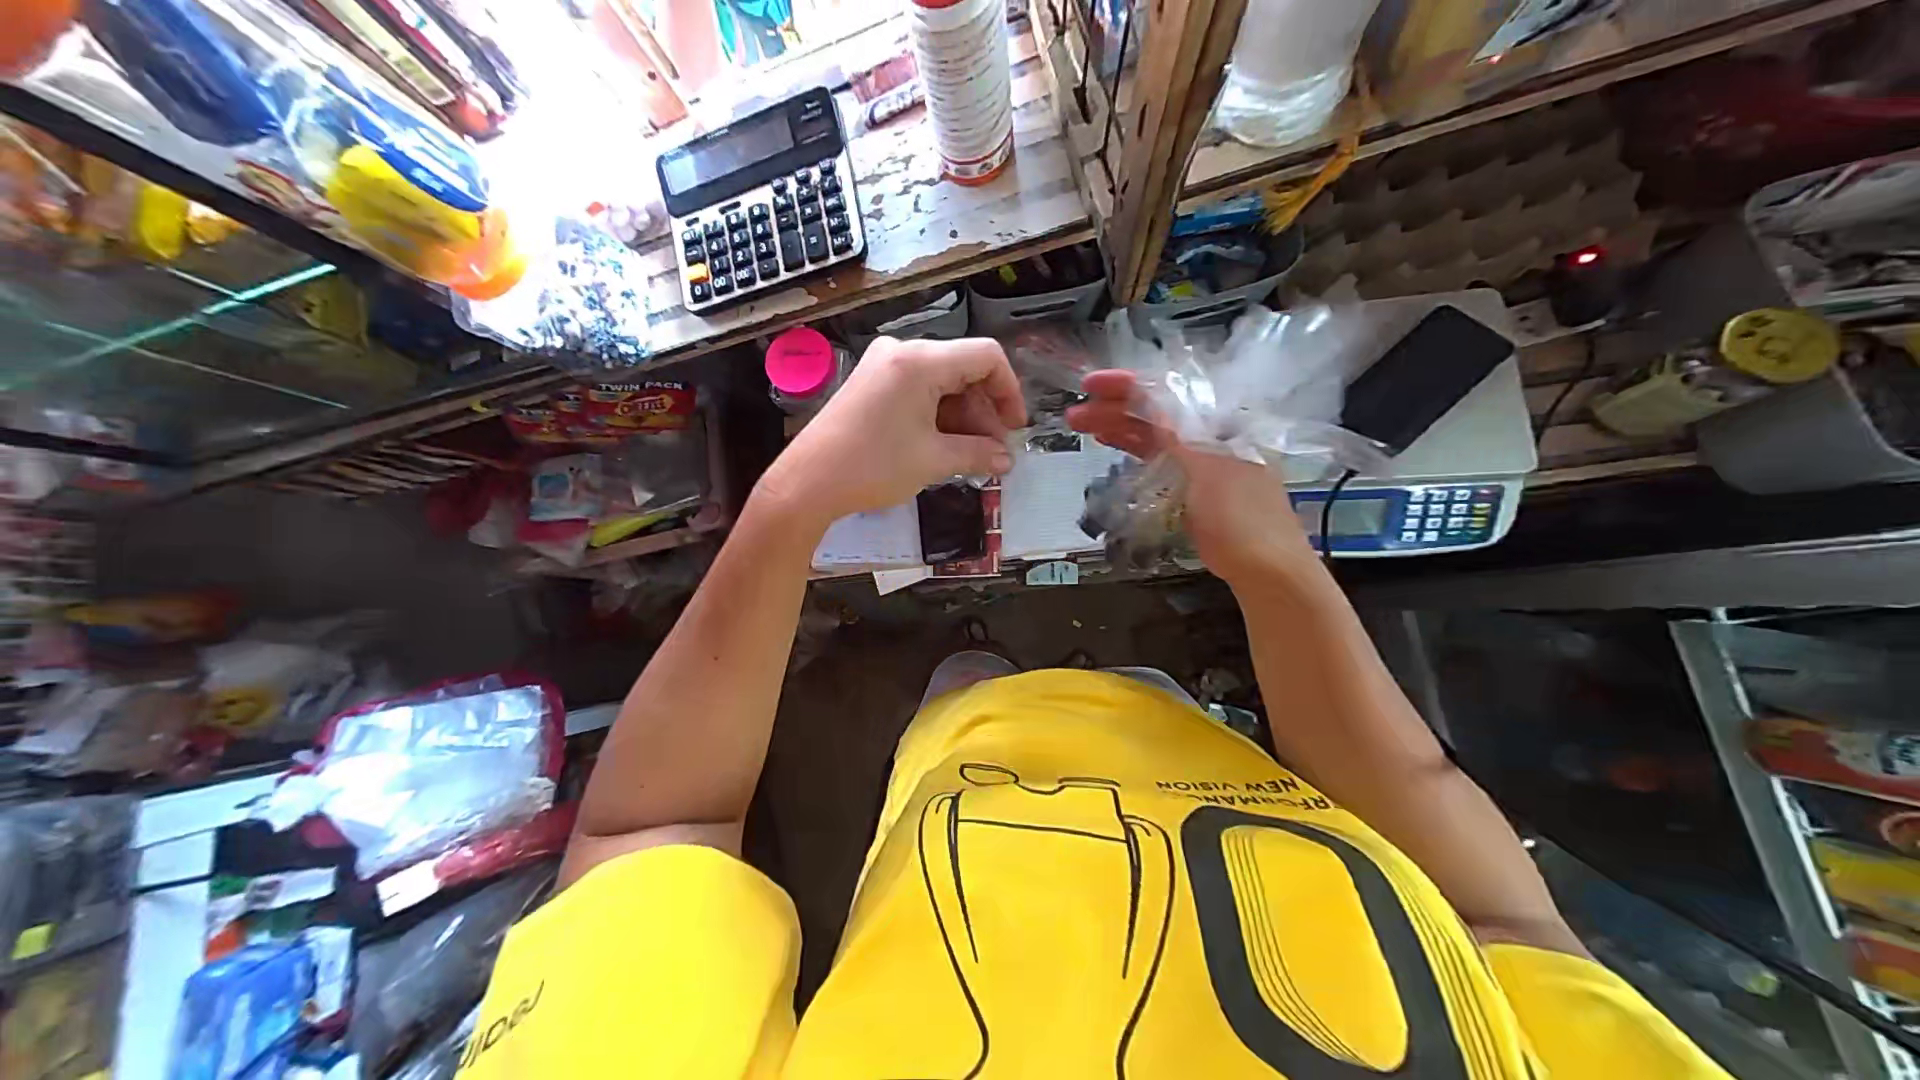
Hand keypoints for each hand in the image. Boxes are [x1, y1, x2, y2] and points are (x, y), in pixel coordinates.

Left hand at [757, 337, 1027, 531]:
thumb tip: (1006, 460)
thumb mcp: (933, 460)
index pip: (986, 357)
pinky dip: (938, 415)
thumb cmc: (873, 467)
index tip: (1014, 428)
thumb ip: (977, 453)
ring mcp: (883, 365)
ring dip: (963, 417)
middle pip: (963, 369)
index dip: (1009, 391)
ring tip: (973, 456)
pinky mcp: (872, 383)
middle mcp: (902, 352)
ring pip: (942, 382)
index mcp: (920, 361)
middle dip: (984, 411)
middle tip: (994, 452)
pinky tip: (946, 446)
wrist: (808, 482)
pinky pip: (918, 390)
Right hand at [1065, 369, 1318, 584]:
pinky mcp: (1192, 482)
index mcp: (1222, 420)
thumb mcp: (1204, 467)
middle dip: (1115, 407)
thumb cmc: (1240, 517)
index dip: (1126, 385)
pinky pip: (1158, 456)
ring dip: (1118, 426)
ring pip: (1154, 433)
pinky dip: (1132, 447)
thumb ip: (1173, 429)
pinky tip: (1108, 442)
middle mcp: (1211, 432)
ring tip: (1081, 425)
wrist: (1265, 568)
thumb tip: (1144, 393)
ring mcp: (1201, 458)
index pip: (1169, 391)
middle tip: (1074, 414)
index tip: (1089, 386)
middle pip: (1157, 410)